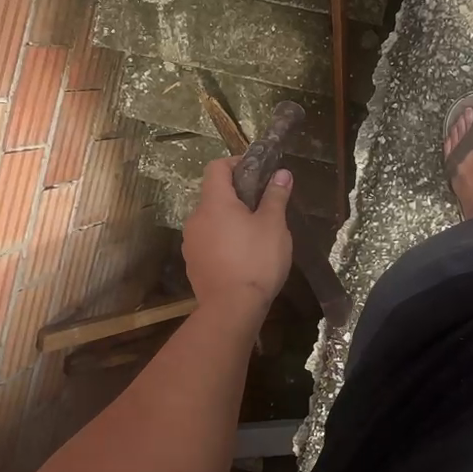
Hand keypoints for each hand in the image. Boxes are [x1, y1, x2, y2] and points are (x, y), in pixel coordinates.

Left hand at [182, 158, 293, 314]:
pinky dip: (223, 239)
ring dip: (230, 219)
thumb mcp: (274, 225)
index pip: (216, 168)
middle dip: (238, 195)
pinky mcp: (193, 264)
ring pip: (211, 219)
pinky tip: (243, 255)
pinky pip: (208, 240)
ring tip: (256, 232)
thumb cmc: (256, 259)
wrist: (232, 308)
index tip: (258, 170)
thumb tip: (282, 173)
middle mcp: (196, 219)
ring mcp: (191, 243)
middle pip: (214, 195)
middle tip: (264, 205)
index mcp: (215, 203)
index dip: (236, 163)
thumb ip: (276, 196)